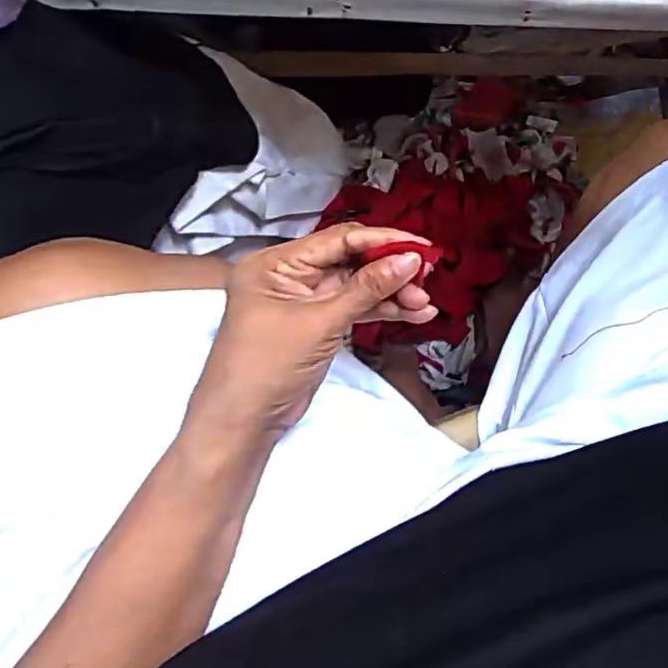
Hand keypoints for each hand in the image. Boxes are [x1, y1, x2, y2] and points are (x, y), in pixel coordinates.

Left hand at [193, 224, 436, 433]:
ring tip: (424, 302)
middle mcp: (290, 274)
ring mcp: (305, 298)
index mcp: (276, 263)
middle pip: (351, 259)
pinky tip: (413, 313)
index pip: (338, 239)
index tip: (421, 246)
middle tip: (426, 276)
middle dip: (391, 269)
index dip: (382, 240)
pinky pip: (356, 305)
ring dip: (392, 292)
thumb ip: (368, 288)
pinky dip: (383, 309)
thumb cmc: (267, 368)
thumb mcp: (321, 323)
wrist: (241, 428)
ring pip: (358, 284)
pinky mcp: (318, 320)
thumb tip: (411, 259)